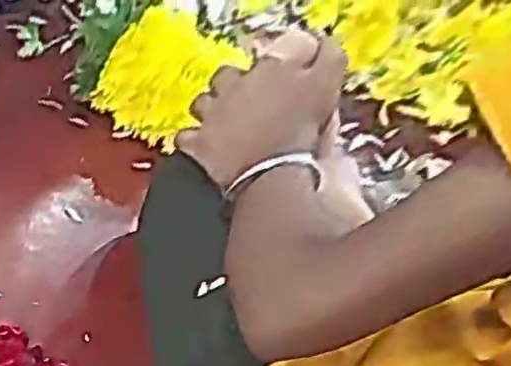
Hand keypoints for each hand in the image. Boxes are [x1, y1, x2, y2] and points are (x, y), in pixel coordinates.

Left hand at [177, 29, 346, 190]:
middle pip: (223, 76)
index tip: (267, 86)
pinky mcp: (196, 144)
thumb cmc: (302, 128)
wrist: (273, 169)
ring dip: (206, 110)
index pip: (262, 61)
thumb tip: (320, 50)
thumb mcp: (328, 82)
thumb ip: (325, 58)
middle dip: (228, 86)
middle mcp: (233, 87)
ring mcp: (211, 116)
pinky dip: (188, 140)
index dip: (264, 74)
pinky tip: (196, 145)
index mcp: (266, 69)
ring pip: (200, 102)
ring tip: (215, 121)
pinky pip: (183, 137)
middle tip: (236, 101)